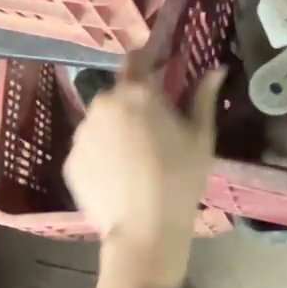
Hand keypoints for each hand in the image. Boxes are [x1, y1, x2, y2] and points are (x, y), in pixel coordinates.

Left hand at [64, 55, 226, 287]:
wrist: (144, 229)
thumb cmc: (180, 178)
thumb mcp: (200, 137)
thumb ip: (203, 97)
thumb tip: (216, 70)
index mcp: (138, 92)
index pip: (138, 58)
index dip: (150, 57)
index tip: (161, 63)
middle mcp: (103, 104)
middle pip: (119, 92)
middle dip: (135, 101)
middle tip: (156, 126)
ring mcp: (82, 132)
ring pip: (102, 119)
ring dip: (117, 126)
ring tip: (137, 156)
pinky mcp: (70, 160)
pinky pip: (90, 146)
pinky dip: (102, 152)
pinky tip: (120, 174)